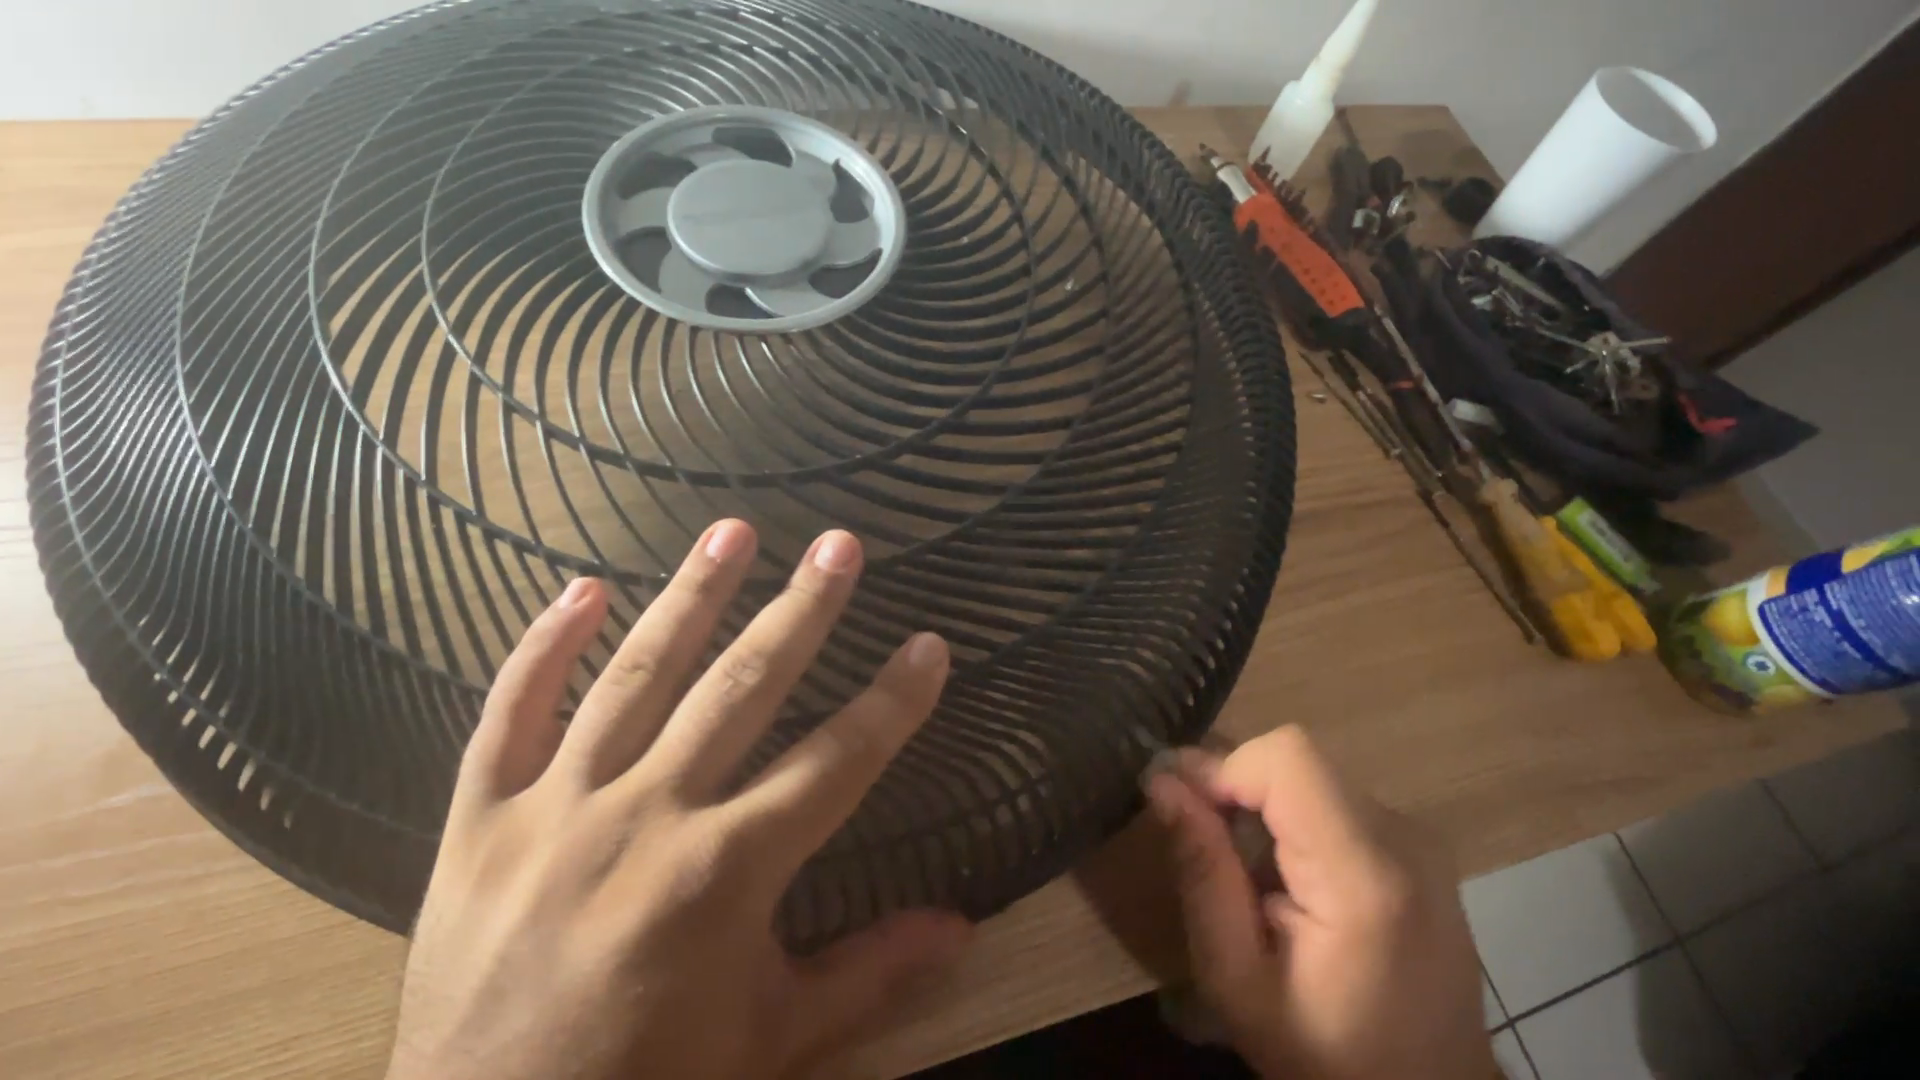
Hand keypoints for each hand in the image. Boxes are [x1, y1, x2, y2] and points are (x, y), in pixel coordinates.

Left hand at [387, 522, 973, 1079]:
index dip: (892, 703)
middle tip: (840, 546)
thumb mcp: (774, 1039)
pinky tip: (582, 589)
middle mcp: (646, 818)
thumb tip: (961, 928)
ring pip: (636, 678)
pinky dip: (543, 648)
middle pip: (742, 689)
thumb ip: (869, 974)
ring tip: (732, 531)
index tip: (930, 646)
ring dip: (690, 598)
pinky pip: (510, 714)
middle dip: (803, 612)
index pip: (836, 764)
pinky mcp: (480, 819)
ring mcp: (556, 809)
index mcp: (725, 873)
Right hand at [1146, 726, 1494, 1079]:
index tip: (1187, 813)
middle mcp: (1405, 838)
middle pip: (1297, 764)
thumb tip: (1162, 782)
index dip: (1224, 767)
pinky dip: (1295, 824)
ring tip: (1246, 880)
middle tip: (1203, 852)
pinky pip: (1337, 802)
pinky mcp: (1421, 850)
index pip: (1287, 756)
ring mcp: (1421, 840)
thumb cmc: (1326, 1058)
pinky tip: (1287, 885)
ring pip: (1313, 778)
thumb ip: (1202, 873)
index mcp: (1365, 874)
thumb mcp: (1236, 980)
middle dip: (1236, 792)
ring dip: (1263, 811)